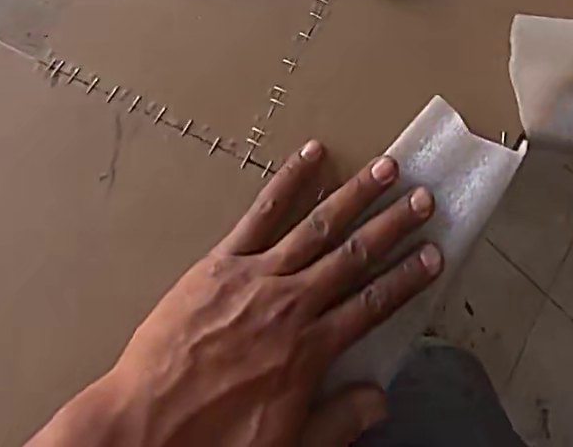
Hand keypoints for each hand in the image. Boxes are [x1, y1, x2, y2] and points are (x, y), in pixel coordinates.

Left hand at [31, 140, 442, 446]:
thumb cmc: (210, 441)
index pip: (373, 304)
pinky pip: (263, 212)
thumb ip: (336, 421)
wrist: (138, 429)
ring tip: (384, 168)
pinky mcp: (224, 259)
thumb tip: (380, 396)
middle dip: (393, 225)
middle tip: (423, 199)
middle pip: (355, 255)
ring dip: (356, 195)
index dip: (407, 278)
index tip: (433, 255)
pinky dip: (290, 181)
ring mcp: (258, 274)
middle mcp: (292, 303)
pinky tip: (312, 155)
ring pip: (319, 226)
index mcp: (309, 349)